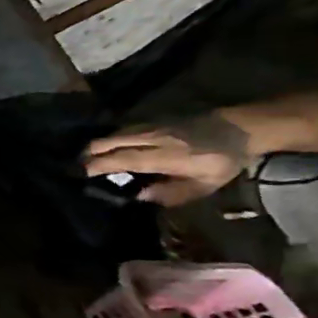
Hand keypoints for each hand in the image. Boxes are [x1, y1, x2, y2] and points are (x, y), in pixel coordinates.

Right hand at [83, 113, 252, 205]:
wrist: (237, 129)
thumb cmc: (223, 161)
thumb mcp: (206, 185)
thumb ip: (172, 193)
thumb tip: (139, 195)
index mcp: (163, 156)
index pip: (119, 159)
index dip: (96, 167)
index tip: (80, 175)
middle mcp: (147, 139)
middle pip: (102, 144)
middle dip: (87, 156)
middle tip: (81, 169)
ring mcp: (144, 127)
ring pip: (106, 137)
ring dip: (95, 149)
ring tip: (92, 160)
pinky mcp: (144, 122)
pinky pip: (116, 132)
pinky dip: (107, 142)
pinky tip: (109, 150)